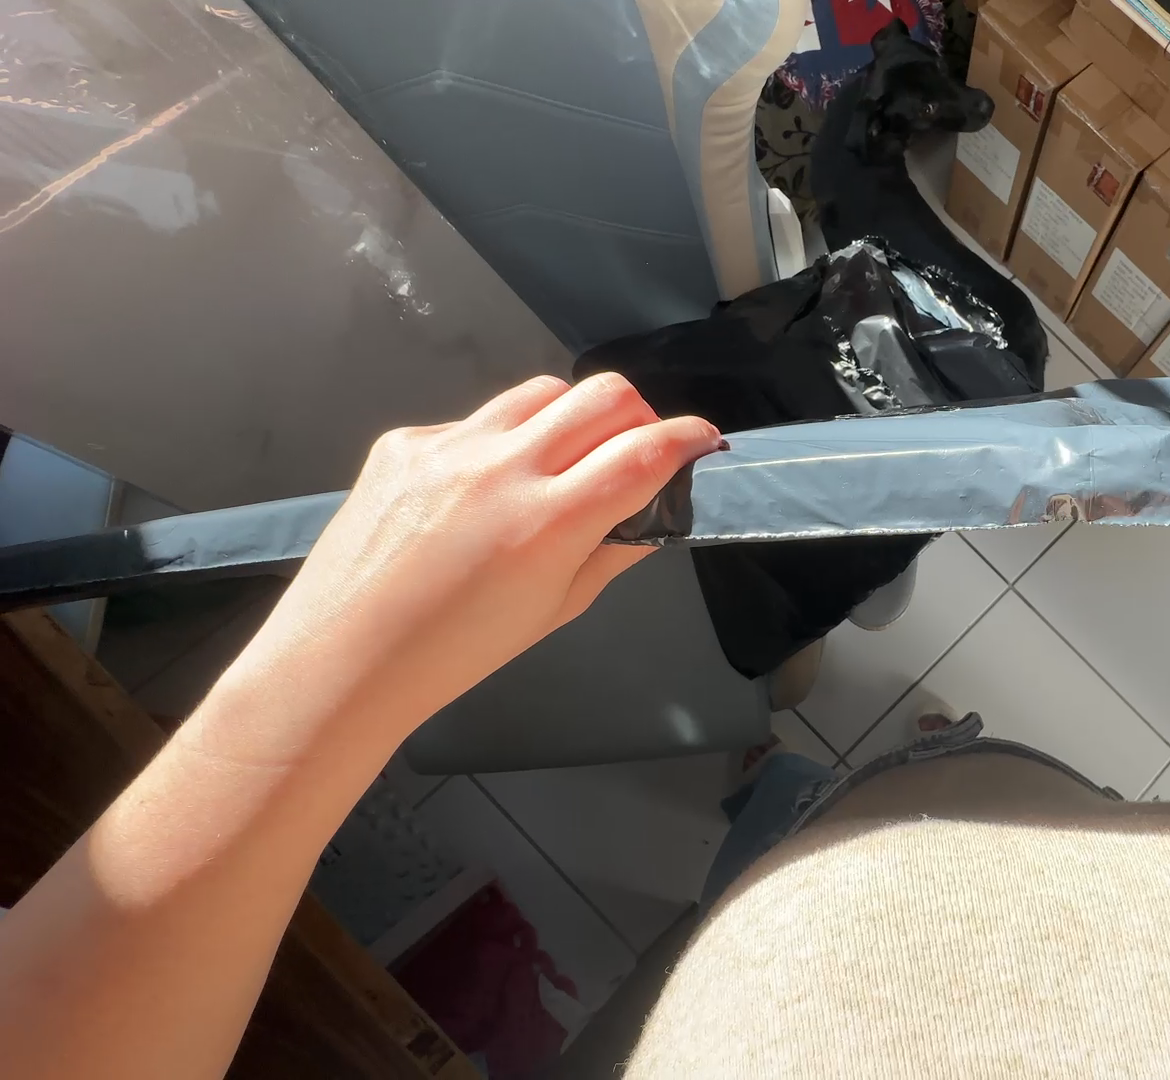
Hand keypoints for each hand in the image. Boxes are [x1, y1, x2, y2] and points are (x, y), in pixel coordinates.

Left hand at [223, 372, 720, 744]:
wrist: (341, 659)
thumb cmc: (461, 650)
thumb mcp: (563, 606)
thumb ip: (617, 550)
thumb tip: (651, 515)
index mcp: (550, 522)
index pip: (645, 452)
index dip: (688, 437)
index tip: (704, 439)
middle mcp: (503, 469)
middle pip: (605, 395)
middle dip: (642, 414)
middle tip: (639, 449)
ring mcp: (449, 446)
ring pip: (546, 391)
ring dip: (579, 415)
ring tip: (570, 458)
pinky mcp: (407, 440)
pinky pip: (483, 417)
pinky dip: (512, 439)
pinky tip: (493, 484)